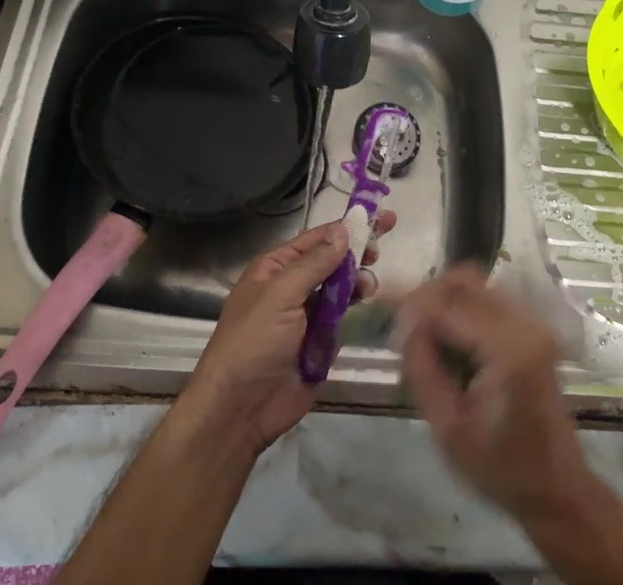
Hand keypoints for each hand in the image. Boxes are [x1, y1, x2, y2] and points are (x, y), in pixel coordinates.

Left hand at [180, 211, 397, 451]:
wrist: (241, 407)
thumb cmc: (254, 342)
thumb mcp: (281, 295)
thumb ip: (315, 263)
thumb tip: (344, 230)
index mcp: (274, 269)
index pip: (316, 239)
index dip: (348, 226)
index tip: (382, 217)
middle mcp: (290, 287)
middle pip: (331, 261)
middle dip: (356, 252)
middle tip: (379, 251)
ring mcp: (305, 315)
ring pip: (339, 288)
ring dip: (357, 281)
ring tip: (368, 285)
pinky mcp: (319, 342)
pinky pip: (341, 316)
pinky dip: (353, 306)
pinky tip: (364, 303)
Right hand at [396, 264, 595, 523]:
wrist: (557, 487)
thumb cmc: (501, 468)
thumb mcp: (448, 426)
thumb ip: (422, 367)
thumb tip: (404, 325)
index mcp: (507, 348)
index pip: (446, 303)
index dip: (409, 306)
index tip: (382, 318)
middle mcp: (525, 324)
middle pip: (463, 281)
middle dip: (425, 298)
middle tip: (401, 331)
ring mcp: (533, 324)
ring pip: (474, 286)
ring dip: (442, 301)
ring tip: (421, 338)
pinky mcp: (533, 331)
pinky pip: (487, 300)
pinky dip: (461, 309)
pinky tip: (447, 342)